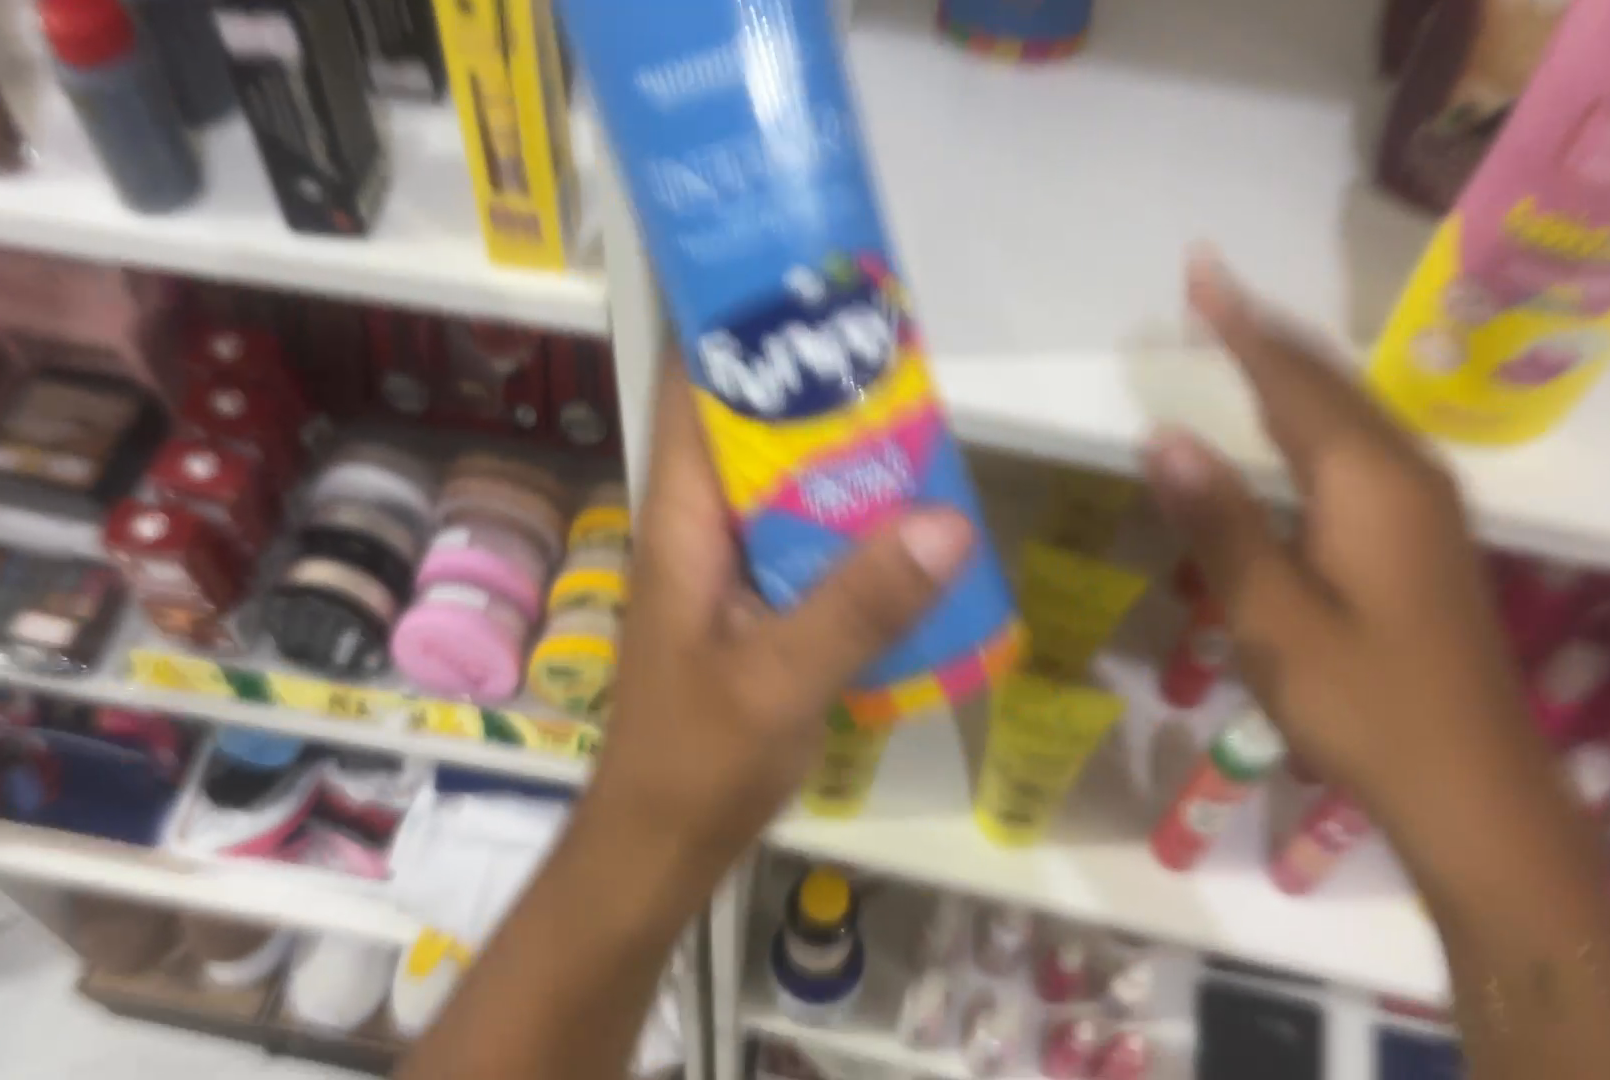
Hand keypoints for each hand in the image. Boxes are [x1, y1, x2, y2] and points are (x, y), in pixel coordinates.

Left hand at [584, 359, 972, 887]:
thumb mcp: (780, 680)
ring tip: (909, 414)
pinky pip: (801, 542)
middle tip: (882, 340)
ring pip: (780, 486)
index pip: (689, 394)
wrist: (662, 839)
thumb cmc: (698, 758)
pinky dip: (845, 522)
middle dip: (804, 384)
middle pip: (746, 429)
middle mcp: (698, 528)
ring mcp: (725, 569)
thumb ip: (859, 604)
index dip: (726, 329)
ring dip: (833, 455)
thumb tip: (948, 520)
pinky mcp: (752, 607)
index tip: (787, 277)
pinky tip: (903, 521)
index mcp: (681, 521)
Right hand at [1141, 252, 1542, 818]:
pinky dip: (1311, 415)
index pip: (1292, 383)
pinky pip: (1356, 447)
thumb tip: (1163, 436)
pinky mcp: (1417, 538)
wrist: (1470, 786)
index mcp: (1369, 486)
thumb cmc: (1362, 701)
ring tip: (1238, 339)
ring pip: (1348, 412)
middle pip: (1328, 385)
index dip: (1241, 326)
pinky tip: (1290, 427)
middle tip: (1210, 292)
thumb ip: (1219, 522)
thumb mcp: (1271, 616)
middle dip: (1265, 333)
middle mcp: (1405, 478)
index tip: (1200, 271)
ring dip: (1290, 370)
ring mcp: (1420, 508)